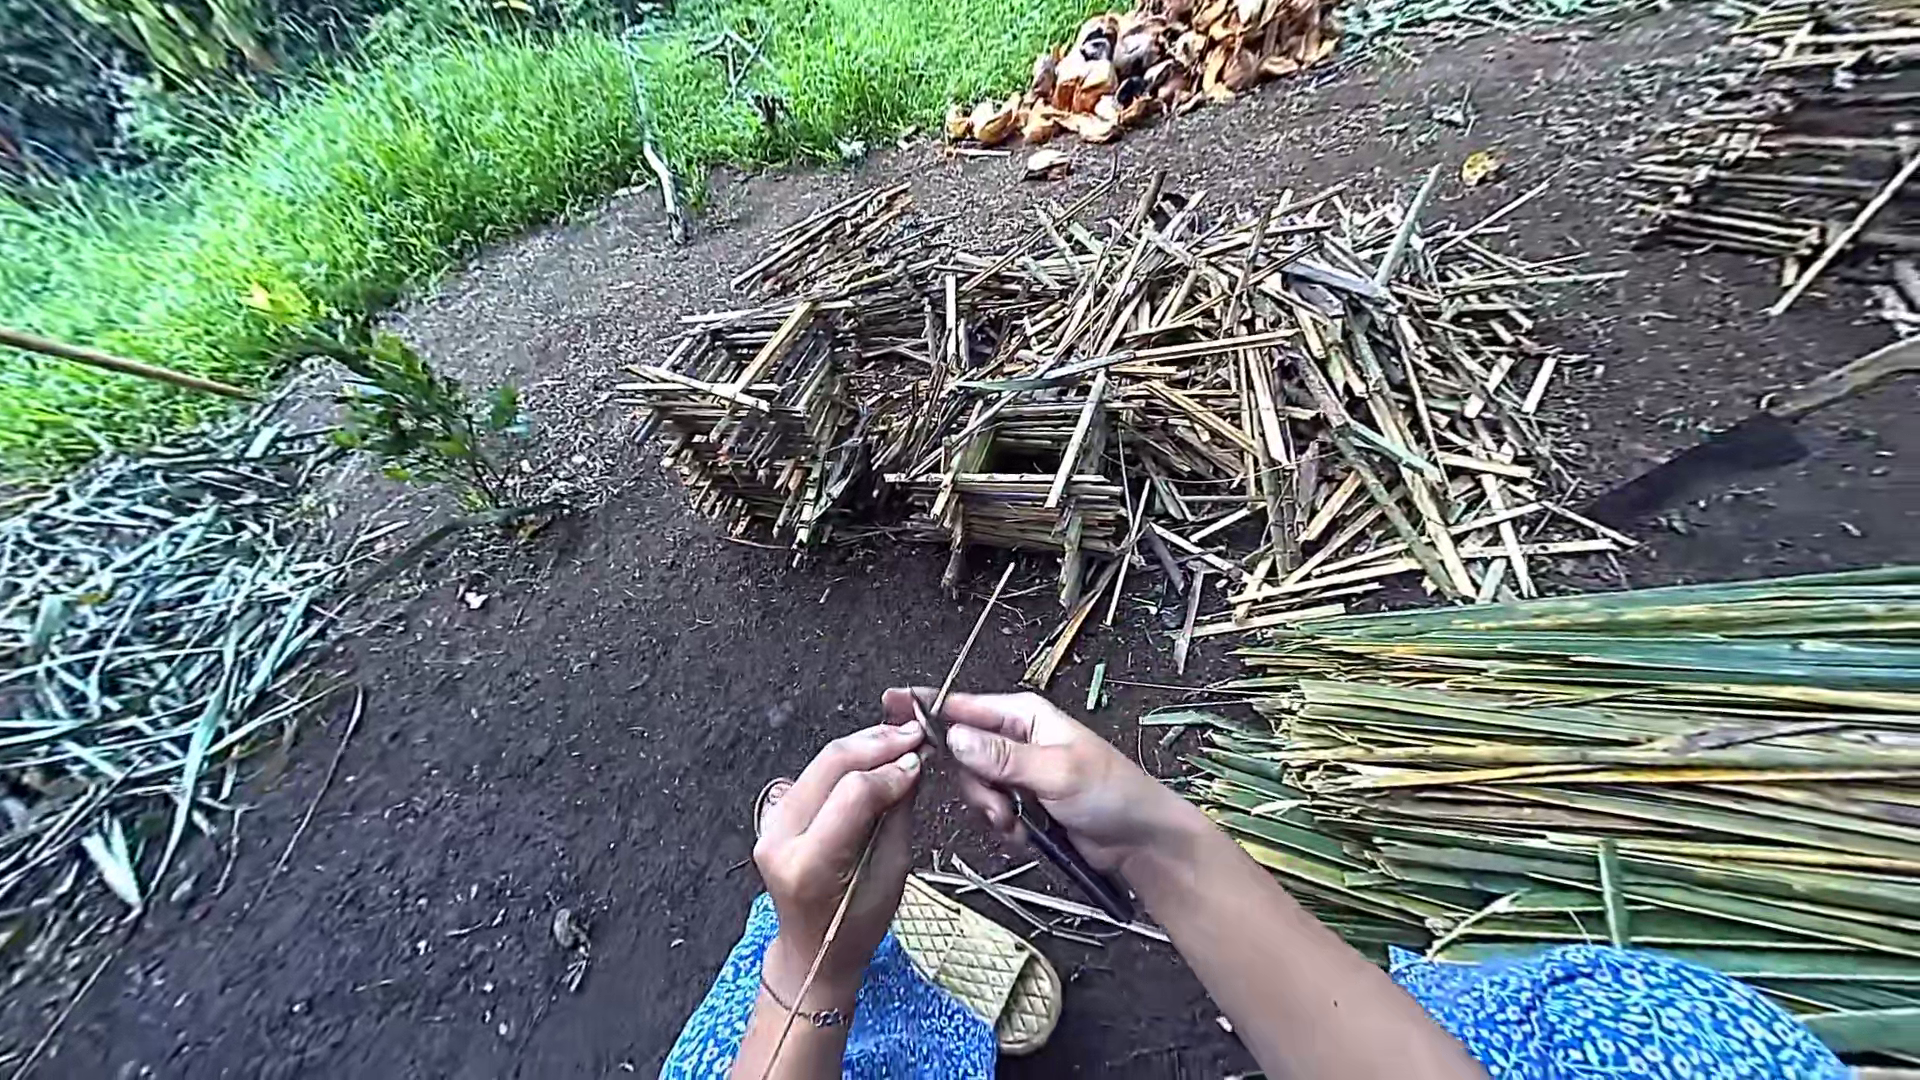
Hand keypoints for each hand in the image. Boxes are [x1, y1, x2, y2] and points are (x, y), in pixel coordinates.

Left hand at [754, 717, 924, 1004]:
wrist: (813, 950)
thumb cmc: (857, 926)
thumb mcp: (892, 873)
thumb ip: (897, 813)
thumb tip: (912, 764)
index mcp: (809, 865)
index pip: (853, 794)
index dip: (891, 771)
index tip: (919, 761)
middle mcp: (780, 839)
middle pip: (832, 764)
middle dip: (878, 743)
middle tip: (913, 733)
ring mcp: (772, 823)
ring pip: (822, 760)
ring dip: (865, 742)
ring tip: (900, 735)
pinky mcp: (776, 812)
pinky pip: (816, 770)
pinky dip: (849, 755)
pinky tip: (875, 749)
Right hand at [880, 688, 1187, 873]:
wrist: (1139, 842)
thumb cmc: (1109, 791)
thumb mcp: (1056, 771)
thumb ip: (1002, 757)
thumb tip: (953, 736)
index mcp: (1022, 715)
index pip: (965, 705)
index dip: (927, 705)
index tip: (890, 703)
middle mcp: (1014, 738)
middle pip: (964, 754)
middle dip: (978, 786)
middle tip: (1002, 807)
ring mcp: (1016, 772)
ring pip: (975, 788)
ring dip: (993, 810)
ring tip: (1021, 823)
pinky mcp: (1020, 802)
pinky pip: (991, 811)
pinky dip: (1006, 827)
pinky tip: (1030, 834)